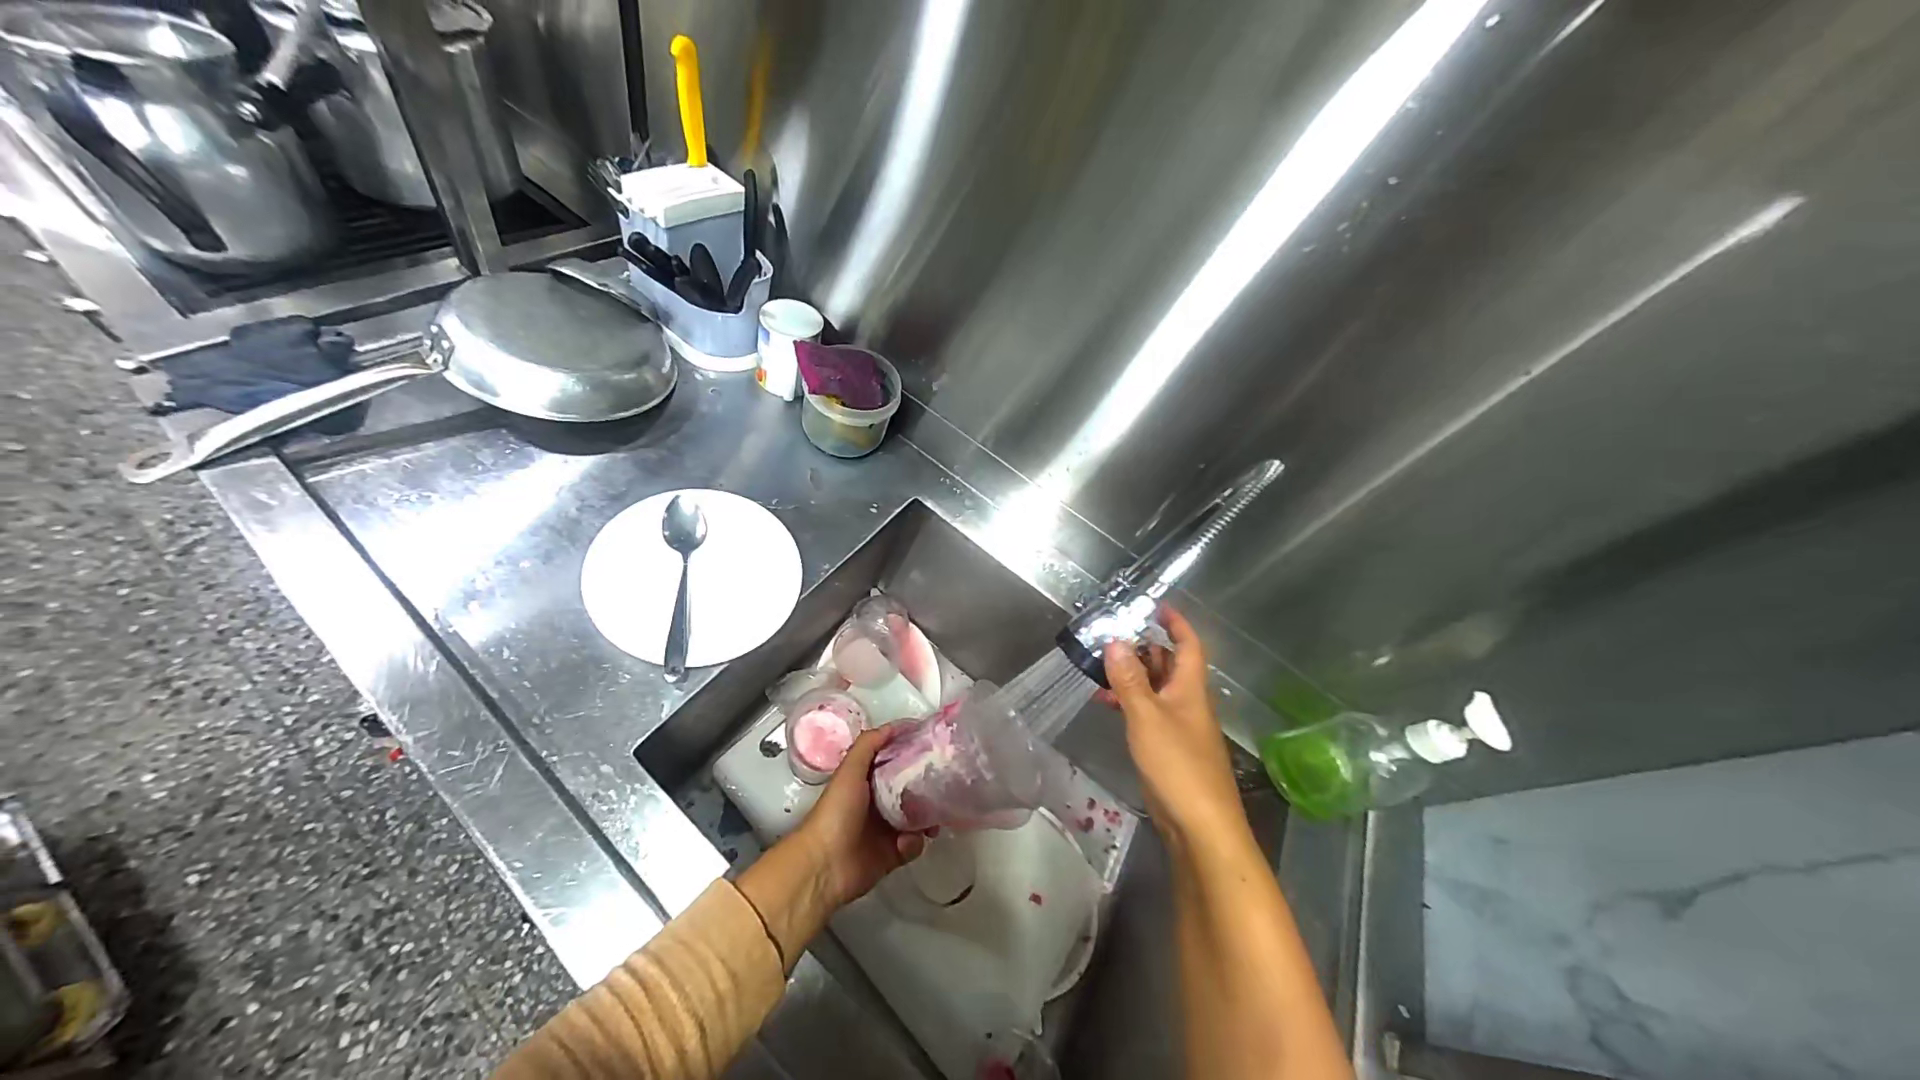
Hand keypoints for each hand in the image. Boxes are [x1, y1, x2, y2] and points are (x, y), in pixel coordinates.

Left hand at [738, 728, 924, 972]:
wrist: (825, 864)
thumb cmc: (836, 812)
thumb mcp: (849, 771)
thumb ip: (868, 745)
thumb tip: (894, 726)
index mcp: (865, 781)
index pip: (894, 761)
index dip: (911, 752)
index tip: (934, 745)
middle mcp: (877, 803)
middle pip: (909, 789)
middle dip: (927, 786)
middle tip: (945, 781)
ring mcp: (886, 830)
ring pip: (917, 817)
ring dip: (927, 816)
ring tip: (936, 815)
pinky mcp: (892, 854)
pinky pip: (914, 844)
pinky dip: (914, 842)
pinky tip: (907, 841)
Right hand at [1101, 607, 1243, 842]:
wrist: (1200, 824)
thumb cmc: (1178, 764)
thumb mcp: (1147, 716)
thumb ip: (1129, 680)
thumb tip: (1114, 641)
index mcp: (1191, 688)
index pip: (1189, 644)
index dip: (1176, 622)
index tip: (1156, 605)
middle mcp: (1188, 702)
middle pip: (1169, 664)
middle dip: (1144, 647)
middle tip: (1112, 635)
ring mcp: (1179, 725)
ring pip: (1156, 689)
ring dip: (1132, 675)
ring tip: (1100, 666)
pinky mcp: (1169, 748)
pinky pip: (1148, 712)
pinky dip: (1129, 702)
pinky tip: (1107, 703)